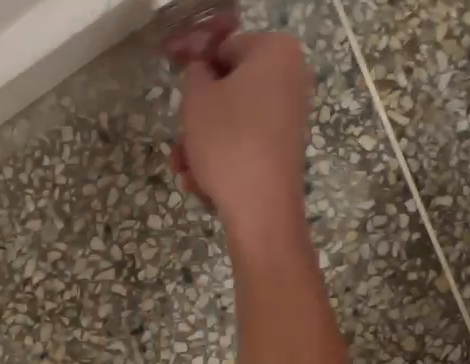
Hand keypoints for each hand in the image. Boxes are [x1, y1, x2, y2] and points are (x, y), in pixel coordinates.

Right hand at [168, 31, 312, 233]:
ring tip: (184, 172)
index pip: (224, 49)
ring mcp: (290, 118)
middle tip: (179, 145)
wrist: (261, 208)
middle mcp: (290, 78)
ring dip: (201, 149)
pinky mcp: (283, 152)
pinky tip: (202, 186)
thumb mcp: (196, 101)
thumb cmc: (228, 143)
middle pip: (228, 92)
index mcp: (275, 51)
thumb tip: (202, 74)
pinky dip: (221, 163)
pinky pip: (244, 148)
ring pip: (231, 125)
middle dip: (197, 123)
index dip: (196, 76)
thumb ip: (194, 76)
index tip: (179, 102)